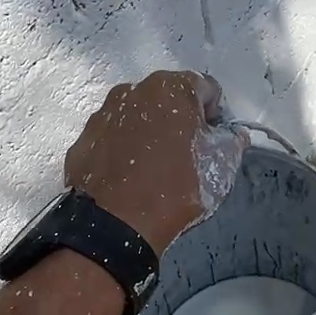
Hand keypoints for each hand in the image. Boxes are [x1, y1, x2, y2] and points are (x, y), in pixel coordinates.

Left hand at [63, 71, 249, 253]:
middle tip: (187, 153)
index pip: (207, 89)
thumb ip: (232, 140)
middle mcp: (134, 90)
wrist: (114, 227)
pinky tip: (128, 177)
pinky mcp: (82, 140)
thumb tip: (230, 134)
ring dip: (149, 132)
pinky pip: (112, 137)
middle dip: (181, 118)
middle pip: (169, 97)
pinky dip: (122, 149)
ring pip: (137, 115)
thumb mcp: (222, 165)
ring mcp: (103, 114)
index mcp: (172, 87)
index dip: (216, 114)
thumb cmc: (176, 189)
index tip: (214, 140)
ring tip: (153, 167)